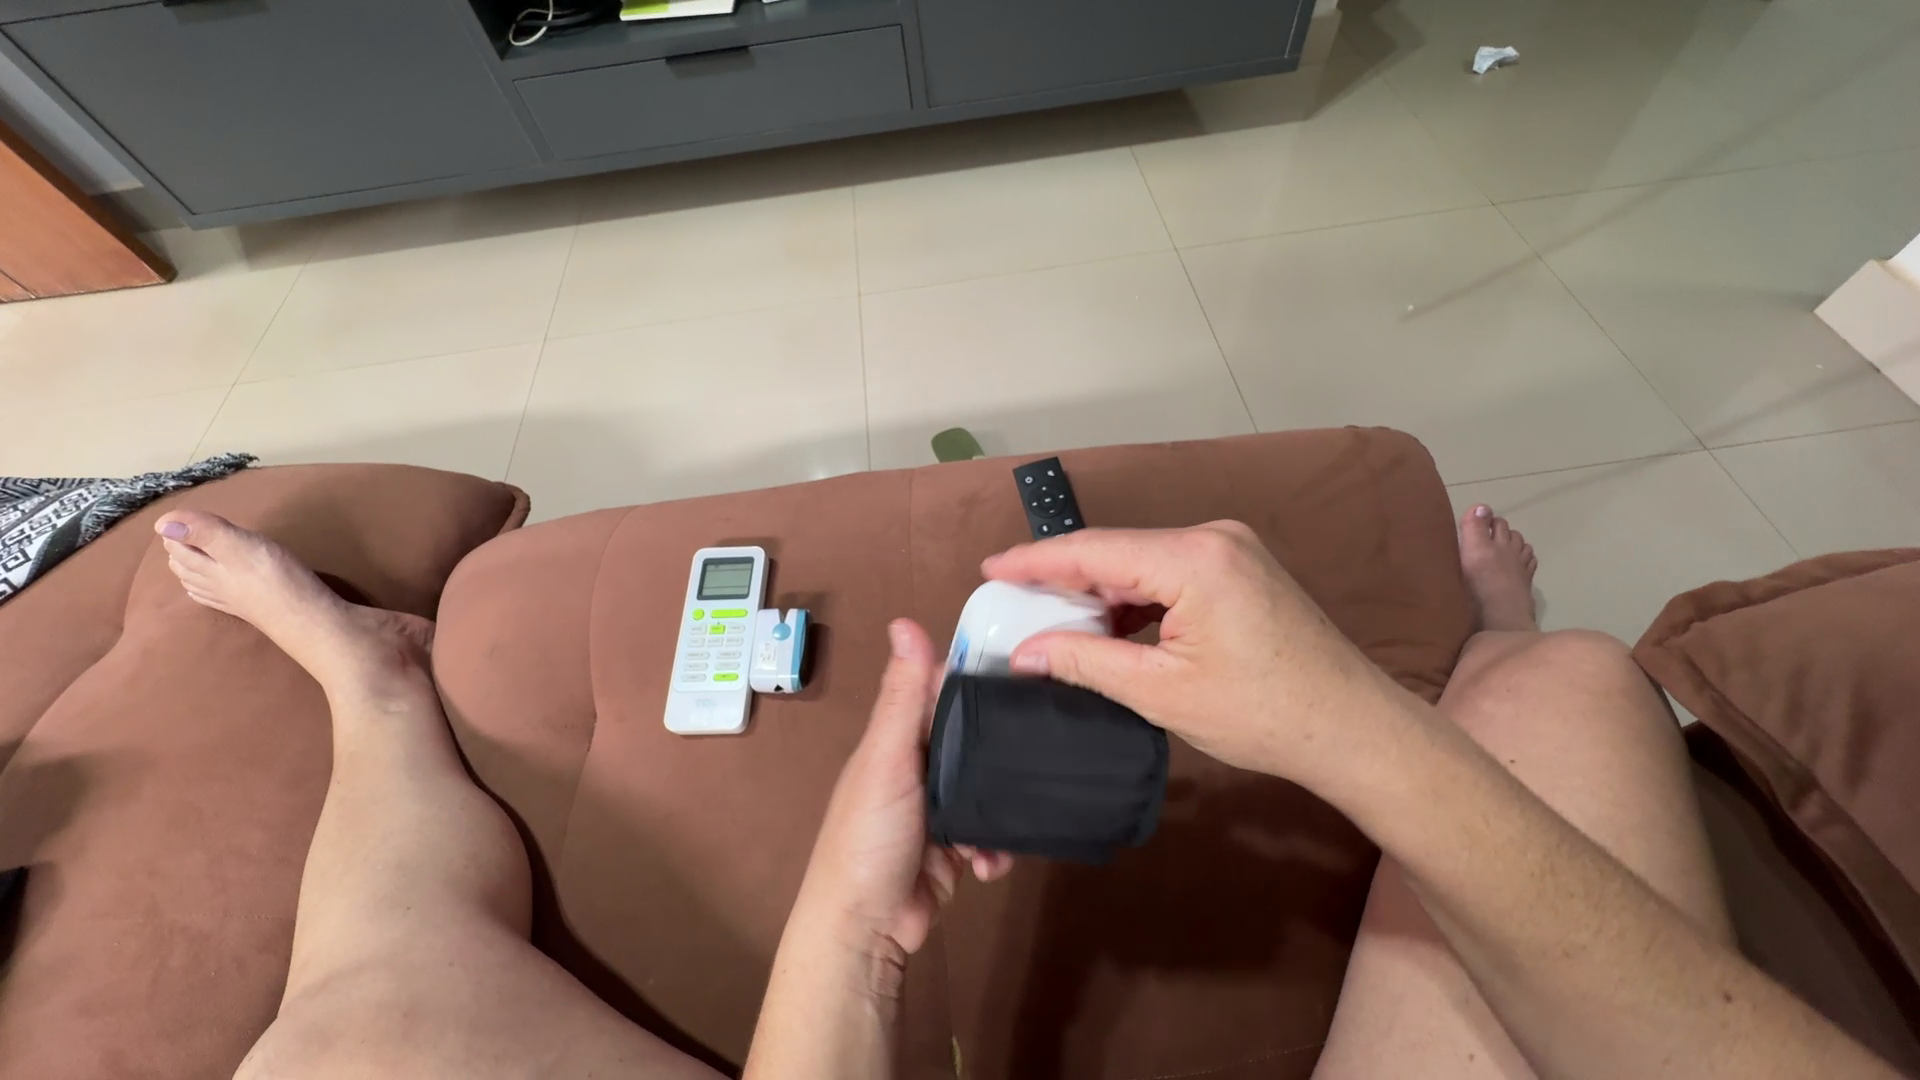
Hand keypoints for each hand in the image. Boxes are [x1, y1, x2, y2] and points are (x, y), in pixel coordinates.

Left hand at [791, 619, 1012, 994]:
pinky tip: (991, 863)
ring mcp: (938, 808)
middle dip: (1003, 748)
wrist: (864, 931)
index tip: (1028, 668)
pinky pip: (990, 832)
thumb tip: (904, 622)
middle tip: (1044, 746)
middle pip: (972, 737)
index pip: (942, 689)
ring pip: (988, 787)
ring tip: (1007, 822)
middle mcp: (919, 765)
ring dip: (1002, 805)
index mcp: (898, 736)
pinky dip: (996, 847)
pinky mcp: (955, 848)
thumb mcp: (887, 760)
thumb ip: (903, 697)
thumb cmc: (868, 836)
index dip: (977, 676)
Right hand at [982, 522, 1415, 785]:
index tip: (989, 568)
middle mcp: (1211, 537)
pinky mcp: (1237, 568)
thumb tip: (1025, 653)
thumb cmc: (1261, 715)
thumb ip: (1086, 661)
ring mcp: (1229, 549)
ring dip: (1097, 591)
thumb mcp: (1161, 693)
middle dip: (1062, 580)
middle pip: (1115, 552)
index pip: (1093, 551)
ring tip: (1048, 619)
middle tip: (1010, 603)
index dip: (1035, 561)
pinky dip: (1132, 597)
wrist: (1354, 729)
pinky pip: (1166, 573)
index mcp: (1193, 559)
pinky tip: (1106, 623)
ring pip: (1139, 562)